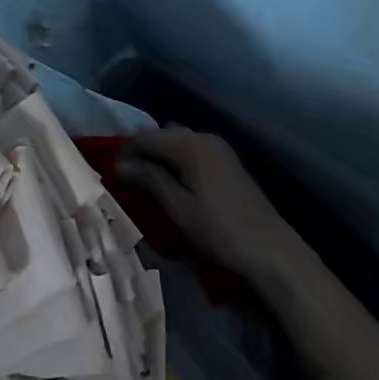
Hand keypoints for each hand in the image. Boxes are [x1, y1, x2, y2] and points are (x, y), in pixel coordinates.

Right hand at [118, 128, 303, 281]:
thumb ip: (150, 180)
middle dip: (143, 149)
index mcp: (191, 146)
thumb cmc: (218, 229)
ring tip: (145, 177)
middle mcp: (205, 138)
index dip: (127, 150)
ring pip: (180, 140)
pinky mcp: (227, 160)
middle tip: (125, 173)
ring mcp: (220, 147)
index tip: (111, 170)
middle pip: (165, 134)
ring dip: (161, 153)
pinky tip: (170, 177)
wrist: (267, 245)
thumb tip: (122, 164)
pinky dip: (177, 157)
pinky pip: (193, 148)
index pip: (148, 137)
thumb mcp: (178, 207)